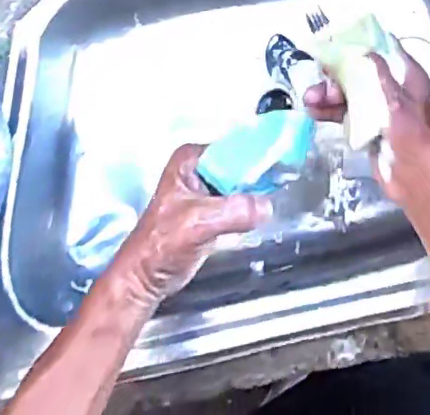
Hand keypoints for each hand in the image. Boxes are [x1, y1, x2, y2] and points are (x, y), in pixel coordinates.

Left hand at [104, 144, 270, 309]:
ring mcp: (206, 189)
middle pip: (240, 163)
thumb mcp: (198, 223)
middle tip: (285, 175)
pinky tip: (266, 208)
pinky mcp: (212, 209)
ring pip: (241, 182)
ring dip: (257, 190)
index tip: (281, 159)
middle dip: (259, 173)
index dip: (256, 153)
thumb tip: (267, 206)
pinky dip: (252, 205)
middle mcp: (199, 168)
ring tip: (281, 188)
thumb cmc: (160, 246)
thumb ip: (234, 211)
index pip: (233, 147)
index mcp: (191, 159)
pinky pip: (239, 200)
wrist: (144, 282)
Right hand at [301, 50, 429, 205]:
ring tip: (309, 99)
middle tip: (319, 76)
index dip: (362, 45)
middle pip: (361, 74)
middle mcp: (393, 89)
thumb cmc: (415, 136)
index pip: (385, 51)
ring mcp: (379, 109)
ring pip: (350, 94)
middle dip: (337, 75)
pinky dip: (332, 111)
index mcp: (408, 77)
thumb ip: (381, 76)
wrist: (418, 180)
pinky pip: (347, 114)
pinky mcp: (368, 127)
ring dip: (330, 95)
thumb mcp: (398, 101)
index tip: (338, 41)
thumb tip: (367, 52)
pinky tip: (314, 112)